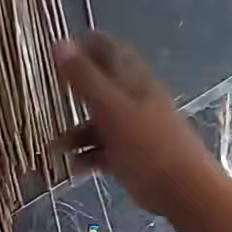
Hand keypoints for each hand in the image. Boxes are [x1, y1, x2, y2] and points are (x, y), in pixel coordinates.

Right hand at [52, 32, 231, 215]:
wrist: (180, 188)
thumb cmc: (147, 144)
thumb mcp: (112, 108)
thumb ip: (84, 78)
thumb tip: (59, 44)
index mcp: (134, 81)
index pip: (109, 52)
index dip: (86, 45)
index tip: (60, 45)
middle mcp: (133, 102)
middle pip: (101, 89)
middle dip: (75, 92)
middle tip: (51, 94)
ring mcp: (132, 131)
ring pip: (99, 125)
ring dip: (76, 133)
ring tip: (53, 147)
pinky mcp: (130, 158)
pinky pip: (104, 152)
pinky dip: (88, 157)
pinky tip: (73, 166)